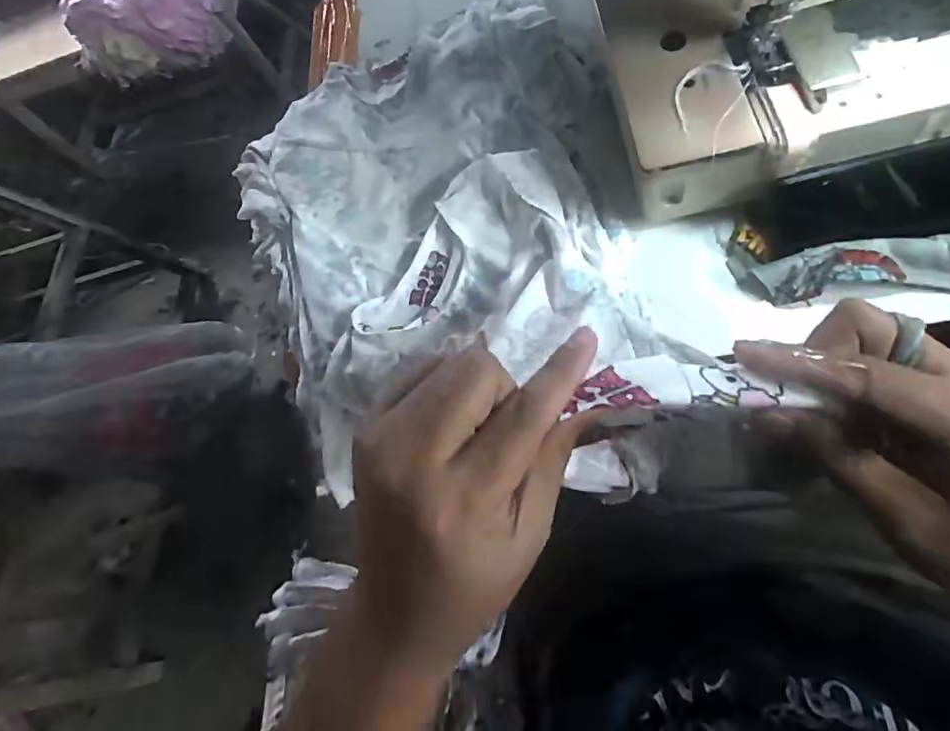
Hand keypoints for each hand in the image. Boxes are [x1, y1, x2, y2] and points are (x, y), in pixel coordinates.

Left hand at [346, 328, 600, 677]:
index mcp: (465, 499)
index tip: (585, 336)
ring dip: (476, 386)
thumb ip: (551, 459)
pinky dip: (445, 383)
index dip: (559, 372)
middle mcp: (415, 460)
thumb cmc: (474, 583)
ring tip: (471, 432)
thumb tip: (578, 398)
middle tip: (502, 432)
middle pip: (478, 370)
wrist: (391, 614)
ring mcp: (380, 439)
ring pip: (450, 361)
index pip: (523, 415)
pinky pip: (420, 367)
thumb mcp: (530, 534)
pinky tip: (446, 424)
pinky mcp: (364, 427)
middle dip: (505, 389)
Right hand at [734, 300, 949, 627]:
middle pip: (868, 324)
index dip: (802, 364)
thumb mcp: (908, 522)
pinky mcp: (938, 377)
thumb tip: (772, 414)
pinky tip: (844, 415)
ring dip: (830, 360)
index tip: (746, 354)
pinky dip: (845, 373)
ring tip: (820, 412)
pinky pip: (878, 352)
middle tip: (798, 403)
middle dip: (820, 352)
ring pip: (869, 329)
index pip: (867, 373)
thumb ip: (840, 460)